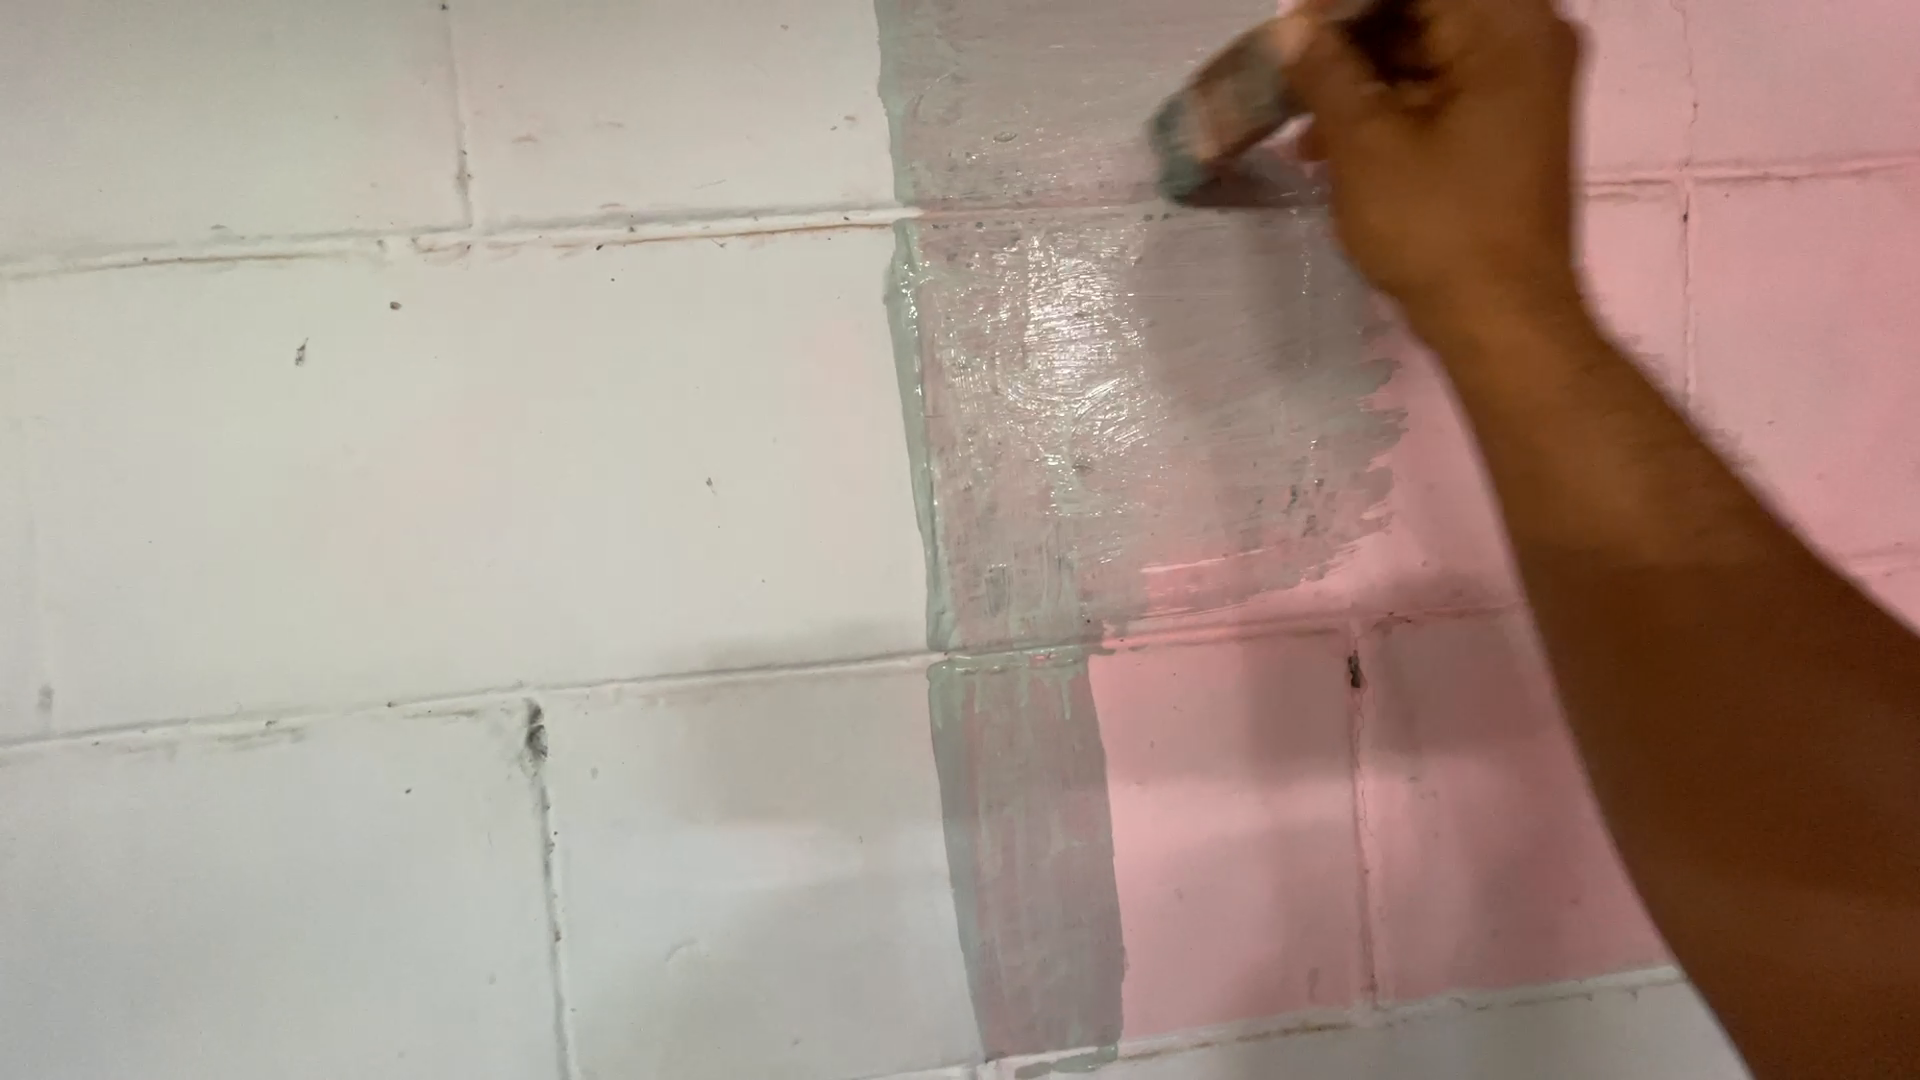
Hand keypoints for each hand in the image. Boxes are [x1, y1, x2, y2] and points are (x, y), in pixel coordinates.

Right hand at [1279, 0, 1586, 346]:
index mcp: (1508, 26)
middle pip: (1427, 10)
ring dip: (1359, 79)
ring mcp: (1517, 88)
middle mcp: (1526, 40)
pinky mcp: (1500, 131)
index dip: (1346, 2)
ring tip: (1297, 120)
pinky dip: (1384, 110)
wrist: (1496, 313)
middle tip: (1288, 72)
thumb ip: (1328, 77)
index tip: (1292, 32)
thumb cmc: (1434, 226)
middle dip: (1350, 38)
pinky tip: (1330, 146)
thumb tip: (1292, 29)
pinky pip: (1437, 94)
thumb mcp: (1367, 148)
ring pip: (1427, 54)